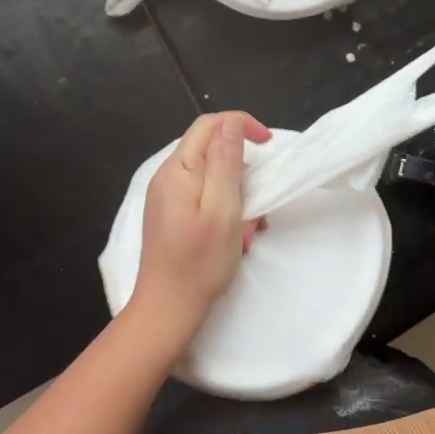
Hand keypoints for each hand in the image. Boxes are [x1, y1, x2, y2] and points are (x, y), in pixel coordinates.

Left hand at [132, 112, 271, 326]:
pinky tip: (235, 237)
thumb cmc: (200, 262)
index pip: (209, 124)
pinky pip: (202, 196)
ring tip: (249, 227)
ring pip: (210, 176)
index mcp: (178, 170)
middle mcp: (167, 177)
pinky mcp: (169, 215)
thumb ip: (226, 162)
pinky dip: (224, 208)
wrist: (167, 310)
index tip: (269, 144)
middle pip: (209, 149)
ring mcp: (165, 197)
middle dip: (242, 168)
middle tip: (260, 201)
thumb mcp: (223, 209)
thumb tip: (231, 123)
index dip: (241, 124)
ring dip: (237, 194)